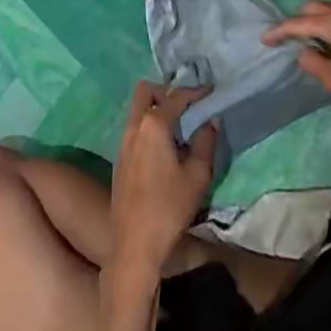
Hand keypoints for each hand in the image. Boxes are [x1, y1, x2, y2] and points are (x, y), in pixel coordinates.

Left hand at [109, 82, 216, 272]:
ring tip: (180, 126)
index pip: (175, 97)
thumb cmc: (169, 206)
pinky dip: (149, 125)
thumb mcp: (197, 176)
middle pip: (145, 91)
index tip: (210, 91)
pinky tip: (166, 146)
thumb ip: (206, 143)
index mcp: (153, 125)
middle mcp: (134, 125)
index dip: (195, 92)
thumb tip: (210, 121)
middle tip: (187, 105)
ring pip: (137, 109)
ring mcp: (123, 140)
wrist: (134, 240)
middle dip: (166, 91)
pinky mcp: (120, 155)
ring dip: (156, 108)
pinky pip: (135, 127)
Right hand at [263, 0, 330, 113]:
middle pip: (311, 7)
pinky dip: (329, 26)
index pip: (296, 23)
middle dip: (297, 21)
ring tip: (310, 44)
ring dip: (314, 23)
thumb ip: (312, 63)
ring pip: (328, 11)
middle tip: (289, 40)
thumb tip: (304, 51)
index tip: (264, 41)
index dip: (278, 32)